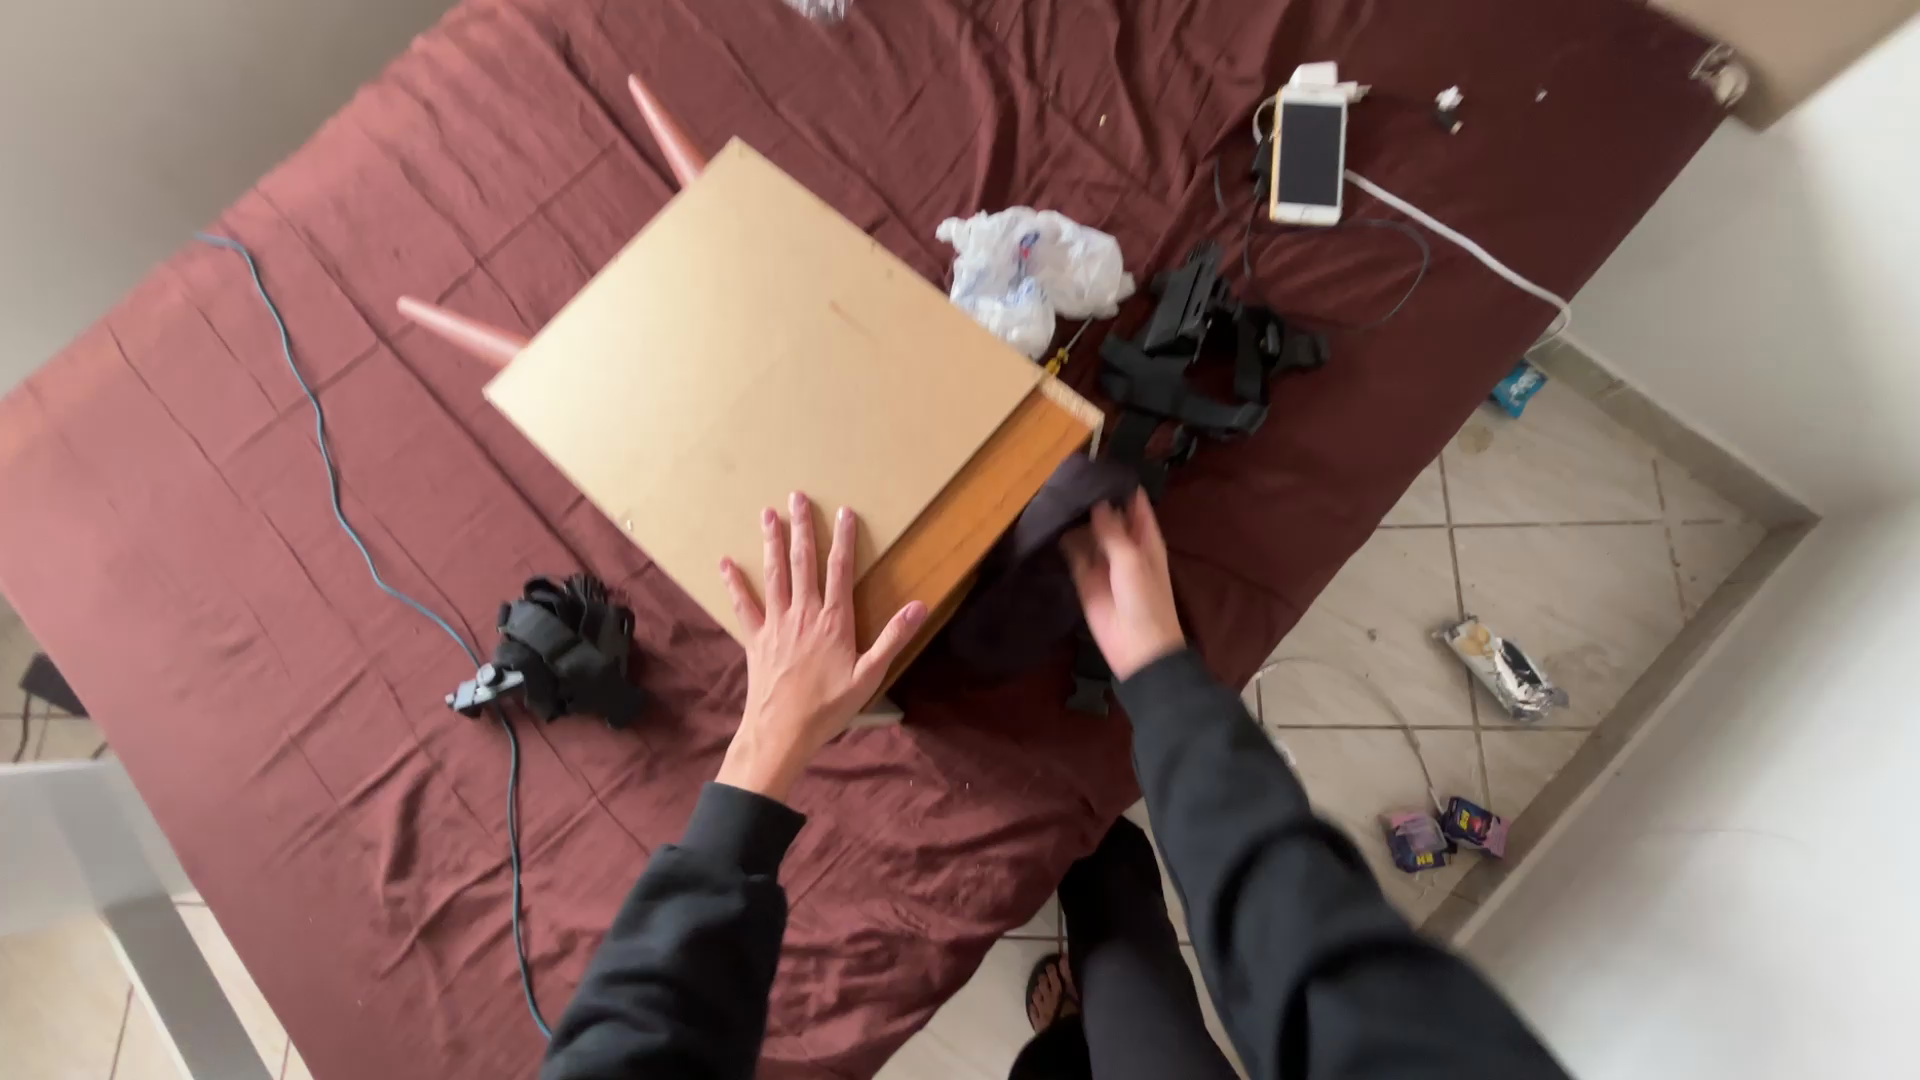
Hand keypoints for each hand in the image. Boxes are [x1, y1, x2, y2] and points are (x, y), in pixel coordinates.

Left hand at [715, 492, 926, 802]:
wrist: (781, 732)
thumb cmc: (829, 706)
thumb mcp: (870, 675)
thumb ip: (893, 638)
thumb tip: (919, 606)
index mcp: (833, 621)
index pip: (840, 570)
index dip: (844, 539)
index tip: (845, 512)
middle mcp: (803, 613)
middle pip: (803, 562)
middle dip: (802, 528)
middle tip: (797, 496)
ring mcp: (776, 623)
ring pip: (774, 574)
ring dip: (771, 543)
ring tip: (768, 514)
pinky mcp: (756, 638)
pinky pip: (744, 605)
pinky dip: (735, 583)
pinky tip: (726, 563)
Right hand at [1061, 489, 1184, 680]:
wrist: (1137, 648)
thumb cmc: (1145, 600)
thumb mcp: (1132, 560)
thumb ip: (1113, 531)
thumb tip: (1099, 503)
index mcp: (1145, 539)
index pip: (1135, 505)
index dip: (1121, 486)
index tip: (1099, 466)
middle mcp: (1124, 546)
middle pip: (1108, 516)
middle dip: (1093, 500)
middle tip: (1068, 477)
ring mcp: (1103, 563)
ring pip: (1088, 534)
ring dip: (1076, 520)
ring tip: (1055, 495)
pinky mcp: (1084, 579)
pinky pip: (1073, 555)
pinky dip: (1063, 542)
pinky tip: (1049, 524)